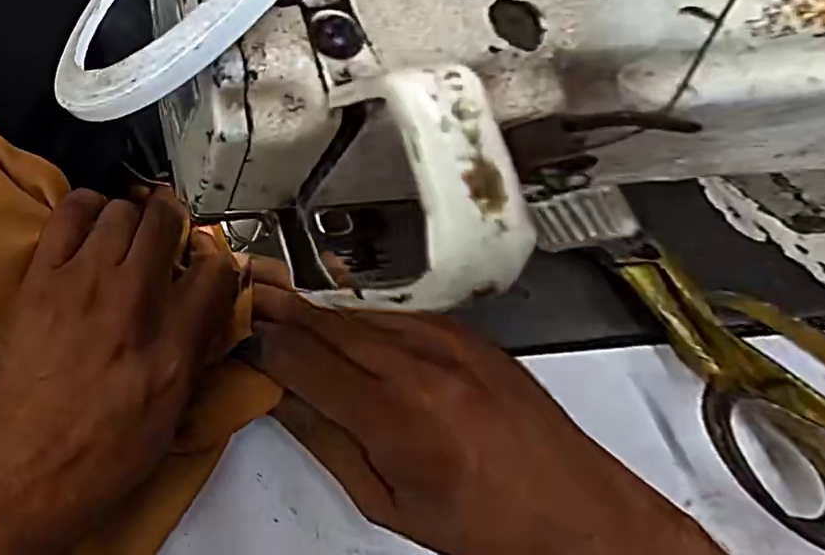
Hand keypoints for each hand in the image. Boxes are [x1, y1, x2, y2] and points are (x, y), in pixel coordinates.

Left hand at [0, 189, 240, 552]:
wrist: (9, 473)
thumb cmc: (89, 460)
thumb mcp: (164, 423)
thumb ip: (191, 357)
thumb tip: (203, 309)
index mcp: (171, 351)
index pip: (215, 271)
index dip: (213, 255)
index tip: (200, 253)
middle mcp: (133, 306)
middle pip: (165, 222)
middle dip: (169, 217)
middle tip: (161, 227)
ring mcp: (84, 285)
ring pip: (121, 211)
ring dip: (126, 217)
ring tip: (120, 232)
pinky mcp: (41, 277)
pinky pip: (70, 212)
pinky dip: (84, 206)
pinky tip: (86, 220)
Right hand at [249, 283, 723, 554]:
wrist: (586, 518)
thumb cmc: (495, 529)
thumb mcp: (390, 505)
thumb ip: (326, 441)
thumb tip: (279, 396)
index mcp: (395, 417)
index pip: (300, 358)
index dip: (261, 343)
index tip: (238, 336)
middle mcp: (416, 364)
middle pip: (320, 321)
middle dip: (274, 308)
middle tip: (242, 295)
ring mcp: (440, 338)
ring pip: (350, 311)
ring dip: (310, 310)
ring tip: (276, 303)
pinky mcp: (457, 327)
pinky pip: (385, 312)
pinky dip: (352, 317)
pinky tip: (336, 325)